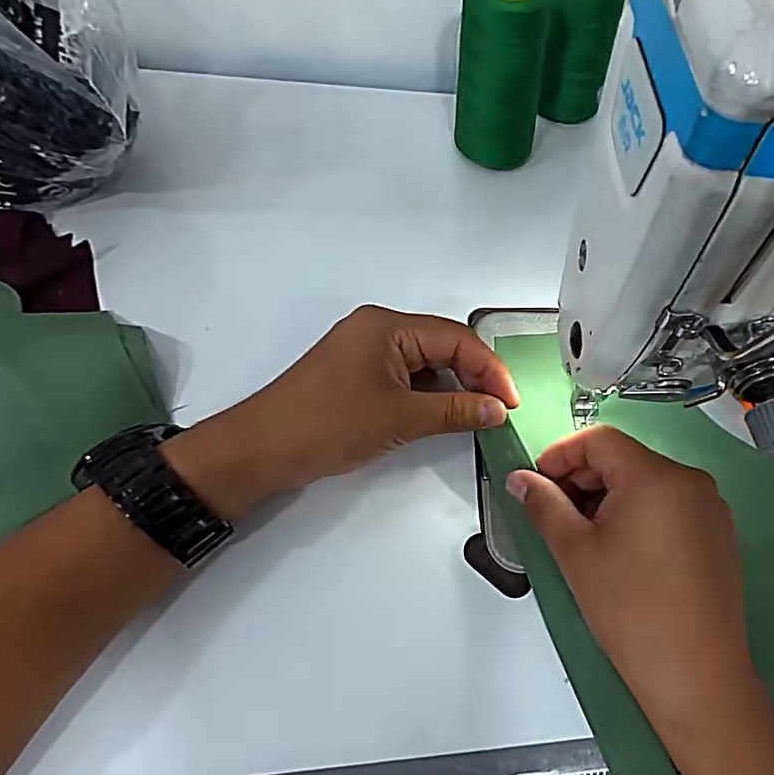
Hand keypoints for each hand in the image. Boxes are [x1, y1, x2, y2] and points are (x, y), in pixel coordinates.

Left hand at [165, 306, 518, 517]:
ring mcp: (365, 350)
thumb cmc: (327, 424)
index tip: (511, 401)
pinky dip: (429, 394)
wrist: (262, 449)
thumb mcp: (400, 418)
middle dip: (474, 376)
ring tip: (477, 414)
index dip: (490, 369)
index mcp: (387, 325)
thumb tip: (498, 410)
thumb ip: (455, 411)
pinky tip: (444, 414)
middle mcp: (378, 328)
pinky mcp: (357, 373)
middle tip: (499, 409)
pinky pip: (406, 376)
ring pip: (426, 362)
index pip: (456, 339)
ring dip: (453, 386)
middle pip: (443, 345)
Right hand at [506, 426, 763, 752]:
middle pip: (624, 459)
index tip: (537, 481)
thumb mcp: (576, 553)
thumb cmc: (635, 614)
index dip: (560, 455)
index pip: (599, 439)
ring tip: (583, 538)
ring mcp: (710, 509)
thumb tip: (522, 480)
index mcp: (657, 476)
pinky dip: (637, 515)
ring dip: (607, 499)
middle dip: (582, 480)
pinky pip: (669, 506)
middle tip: (552, 513)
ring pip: (646, 484)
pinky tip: (618, 551)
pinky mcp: (717, 534)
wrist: (696, 674)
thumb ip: (544, 505)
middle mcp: (691, 482)